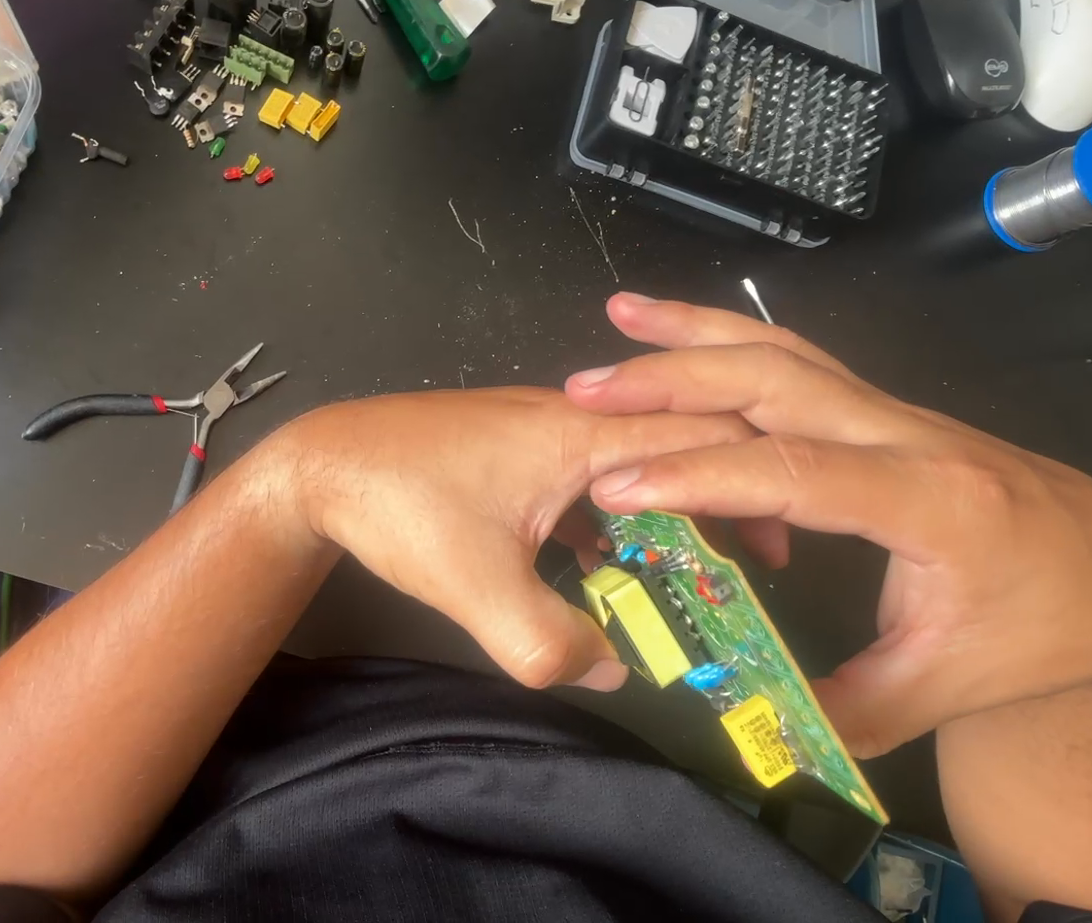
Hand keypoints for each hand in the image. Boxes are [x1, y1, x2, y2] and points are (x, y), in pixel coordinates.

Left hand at [267, 388, 753, 691]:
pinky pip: (579, 475)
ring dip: (655, 515)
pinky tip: (597, 565)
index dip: (753, 491)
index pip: (701, 439)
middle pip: (670, 447)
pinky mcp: (508, 449)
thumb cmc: (401, 508)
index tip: (771, 557)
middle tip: (736, 573)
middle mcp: (567, 419)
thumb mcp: (478, 588)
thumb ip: (554, 642)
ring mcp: (534, 429)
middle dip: (712, 506)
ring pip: (623, 464)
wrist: (320, 464)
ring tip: (676, 577)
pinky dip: (605, 516)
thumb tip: (616, 671)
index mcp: (579, 435)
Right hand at [564, 294, 1091, 757]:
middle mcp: (906, 434)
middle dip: (671, 378)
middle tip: (586, 388)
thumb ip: (844, 704)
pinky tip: (674, 331)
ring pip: (780, 348)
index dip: (697, 475)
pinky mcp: (871, 406)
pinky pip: (790, 357)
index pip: (793, 470)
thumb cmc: (1034, 635)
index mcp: (932, 501)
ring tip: (619, 313)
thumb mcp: (945, 687)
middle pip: (775, 380)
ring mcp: (889, 409)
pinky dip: (725, 334)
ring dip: (693, 329)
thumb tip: (745, 719)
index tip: (615, 485)